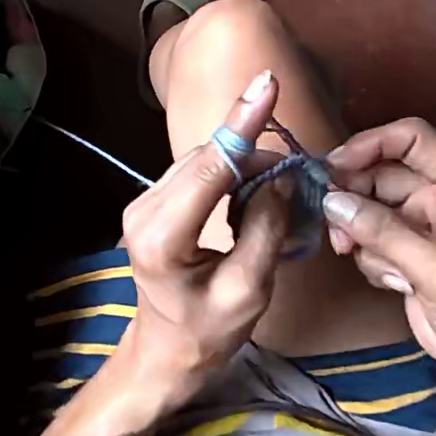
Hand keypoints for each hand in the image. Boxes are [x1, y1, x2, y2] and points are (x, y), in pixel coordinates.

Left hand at [117, 70, 289, 411]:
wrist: (163, 352)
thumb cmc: (206, 335)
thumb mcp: (249, 291)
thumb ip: (265, 229)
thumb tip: (280, 177)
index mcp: (162, 236)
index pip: (209, 168)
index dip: (242, 124)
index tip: (266, 82)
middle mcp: (143, 211)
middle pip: (204, 159)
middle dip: (251, 150)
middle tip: (294, 167)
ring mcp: (142, 204)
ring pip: (199, 162)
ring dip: (240, 163)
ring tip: (277, 183)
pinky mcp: (151, 204)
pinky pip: (194, 174)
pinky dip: (225, 173)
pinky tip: (249, 189)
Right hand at [320, 118, 435, 420]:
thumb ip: (383, 231)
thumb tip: (330, 199)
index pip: (412, 139)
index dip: (371, 144)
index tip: (333, 168)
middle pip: (381, 172)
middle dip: (352, 195)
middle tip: (331, 223)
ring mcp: (422, 227)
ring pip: (368, 205)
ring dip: (356, 229)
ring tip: (352, 254)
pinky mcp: (407, 253)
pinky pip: (369, 235)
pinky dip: (366, 253)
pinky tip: (388, 281)